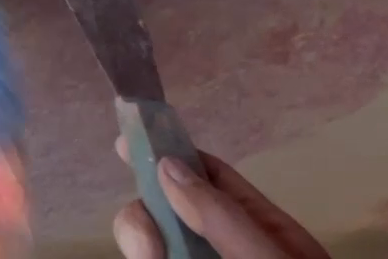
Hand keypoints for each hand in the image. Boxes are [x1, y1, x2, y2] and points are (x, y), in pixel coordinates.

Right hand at [112, 137, 328, 258]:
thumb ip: (222, 217)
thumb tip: (166, 164)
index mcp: (263, 230)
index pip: (209, 175)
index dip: (166, 151)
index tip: (124, 141)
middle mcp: (228, 247)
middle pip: (167, 209)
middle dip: (143, 216)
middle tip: (147, 247)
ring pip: (152, 241)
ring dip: (140, 244)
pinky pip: (150, 256)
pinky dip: (142, 255)